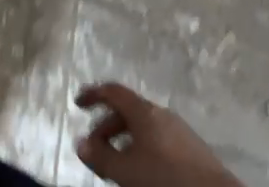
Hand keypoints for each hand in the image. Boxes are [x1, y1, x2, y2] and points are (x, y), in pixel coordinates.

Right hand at [75, 82, 238, 186]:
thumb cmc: (165, 178)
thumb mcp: (126, 171)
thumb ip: (101, 156)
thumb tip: (80, 143)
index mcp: (144, 112)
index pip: (113, 91)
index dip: (93, 94)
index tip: (78, 103)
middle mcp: (161, 114)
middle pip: (127, 110)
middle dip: (107, 125)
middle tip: (94, 146)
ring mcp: (178, 130)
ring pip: (143, 127)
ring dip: (124, 140)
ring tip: (116, 162)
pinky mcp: (191, 147)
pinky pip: (157, 138)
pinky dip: (141, 147)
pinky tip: (141, 169)